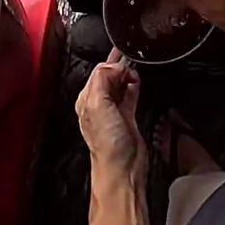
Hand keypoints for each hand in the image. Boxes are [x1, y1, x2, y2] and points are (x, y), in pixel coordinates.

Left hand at [76, 50, 143, 186]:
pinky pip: (130, 94)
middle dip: (119, 65)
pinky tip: (137, 80)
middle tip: (130, 56)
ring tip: (135, 68)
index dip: (111, 63)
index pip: (98, 72)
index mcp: (87, 100)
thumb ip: (102, 80)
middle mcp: (99, 104)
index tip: (123, 58)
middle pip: (109, 76)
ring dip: (127, 74)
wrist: (122, 168)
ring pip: (119, 83)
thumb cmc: (107, 145)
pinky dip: (134, 85)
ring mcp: (114, 111)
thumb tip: (114, 66)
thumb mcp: (97, 105)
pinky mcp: (127, 117)